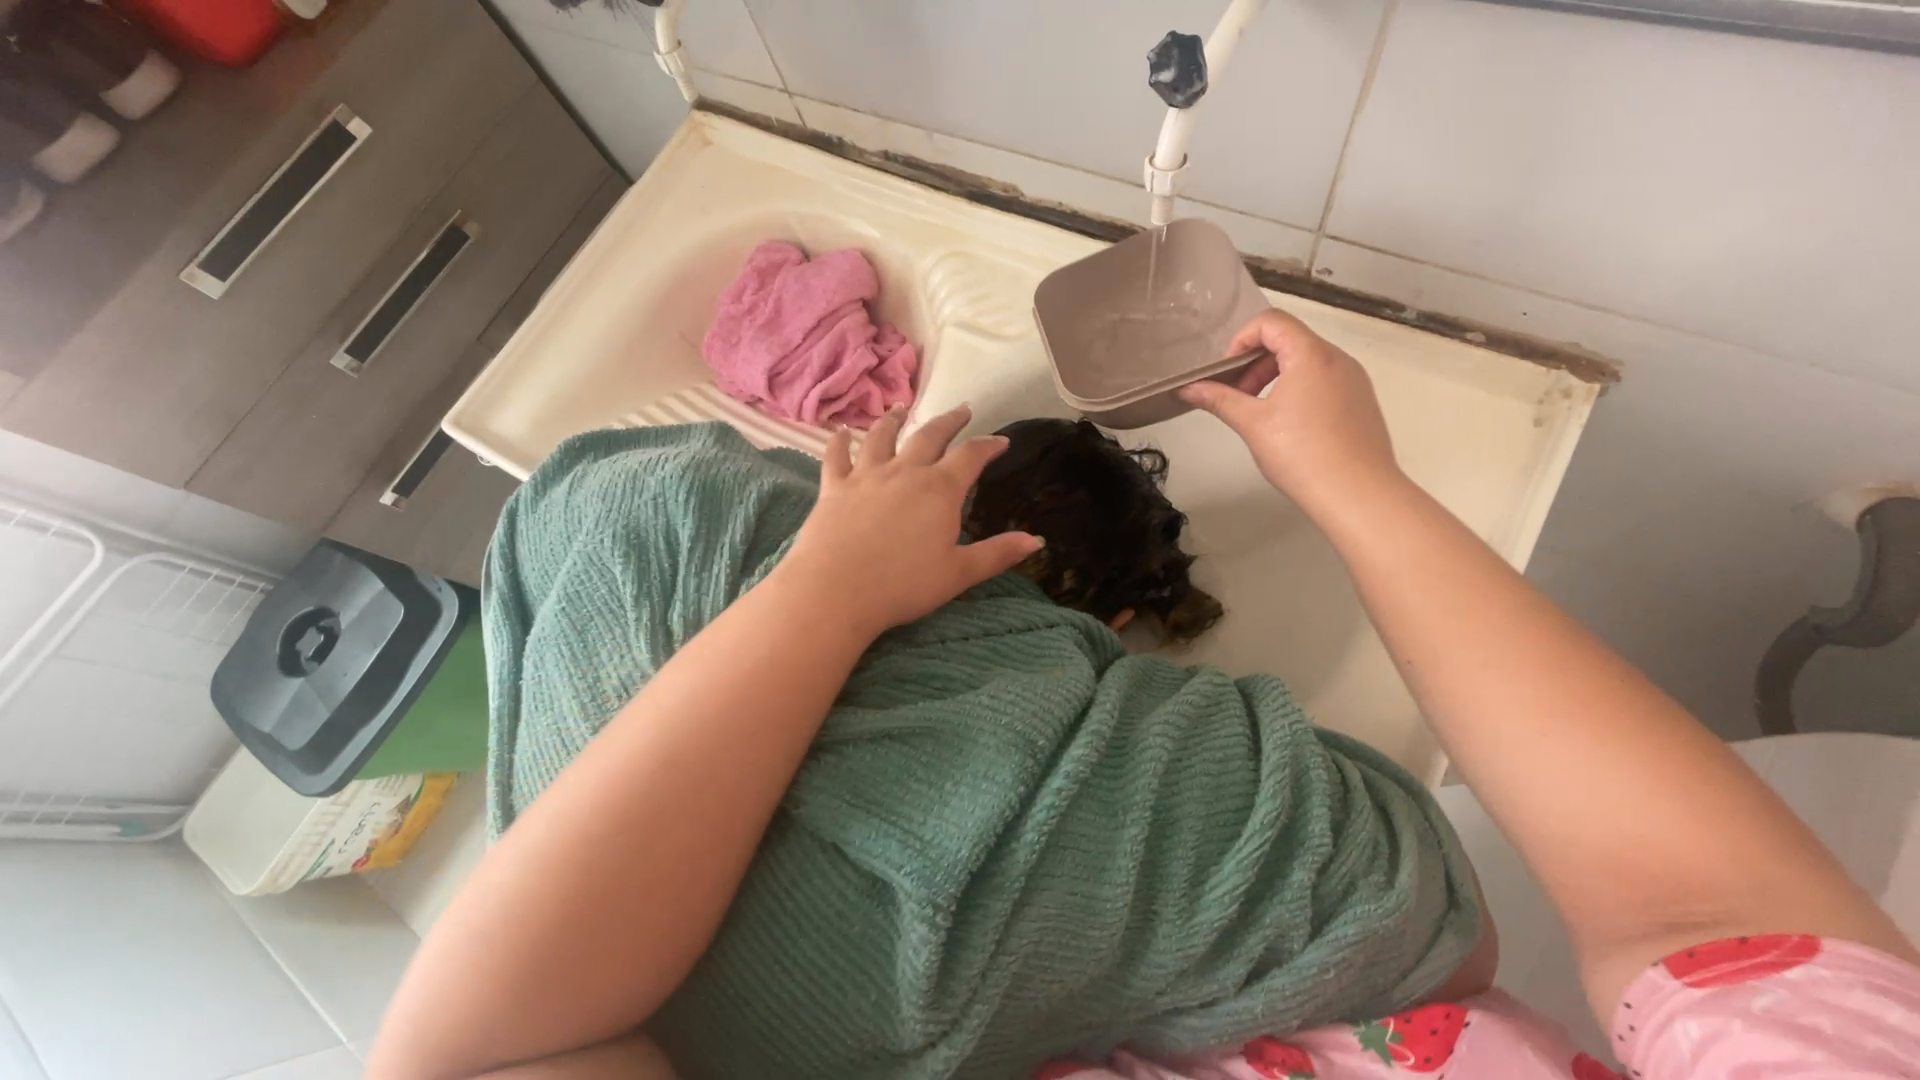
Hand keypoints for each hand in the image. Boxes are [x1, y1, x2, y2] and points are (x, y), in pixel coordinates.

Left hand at [777, 404, 1041, 638]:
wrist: (836, 591)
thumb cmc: (903, 585)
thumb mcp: (958, 574)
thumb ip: (997, 554)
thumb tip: (1037, 542)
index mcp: (939, 490)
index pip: (971, 457)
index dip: (988, 446)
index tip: (1000, 441)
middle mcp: (904, 472)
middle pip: (930, 436)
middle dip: (949, 421)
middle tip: (961, 410)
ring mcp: (866, 476)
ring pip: (882, 437)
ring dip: (894, 420)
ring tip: (901, 408)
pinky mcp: (833, 488)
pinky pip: (836, 457)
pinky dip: (839, 442)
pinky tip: (839, 433)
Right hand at [1179, 309, 1401, 517]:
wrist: (1358, 494)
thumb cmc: (1301, 454)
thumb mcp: (1252, 424)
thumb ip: (1219, 399)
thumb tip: (1187, 388)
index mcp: (1311, 355)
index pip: (1272, 322)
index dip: (1241, 339)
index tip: (1228, 373)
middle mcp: (1338, 359)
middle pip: (1290, 340)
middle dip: (1256, 363)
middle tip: (1239, 397)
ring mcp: (1354, 380)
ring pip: (1308, 362)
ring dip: (1276, 377)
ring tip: (1261, 414)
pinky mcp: (1362, 402)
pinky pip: (1325, 381)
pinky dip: (1300, 390)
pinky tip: (1291, 428)